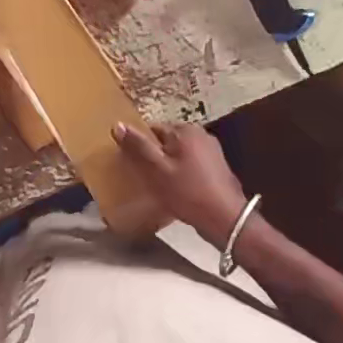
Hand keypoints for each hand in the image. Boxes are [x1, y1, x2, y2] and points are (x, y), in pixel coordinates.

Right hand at [113, 122, 250, 242]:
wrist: (224, 217)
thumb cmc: (187, 192)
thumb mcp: (156, 169)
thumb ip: (138, 146)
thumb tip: (118, 124)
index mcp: (185, 130)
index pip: (151, 129)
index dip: (139, 146)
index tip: (133, 164)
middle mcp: (200, 134)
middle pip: (165, 141)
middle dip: (153, 156)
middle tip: (145, 178)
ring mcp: (211, 150)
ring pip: (177, 153)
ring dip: (166, 165)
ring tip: (159, 185)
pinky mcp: (216, 166)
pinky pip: (189, 163)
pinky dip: (180, 172)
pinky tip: (177, 189)